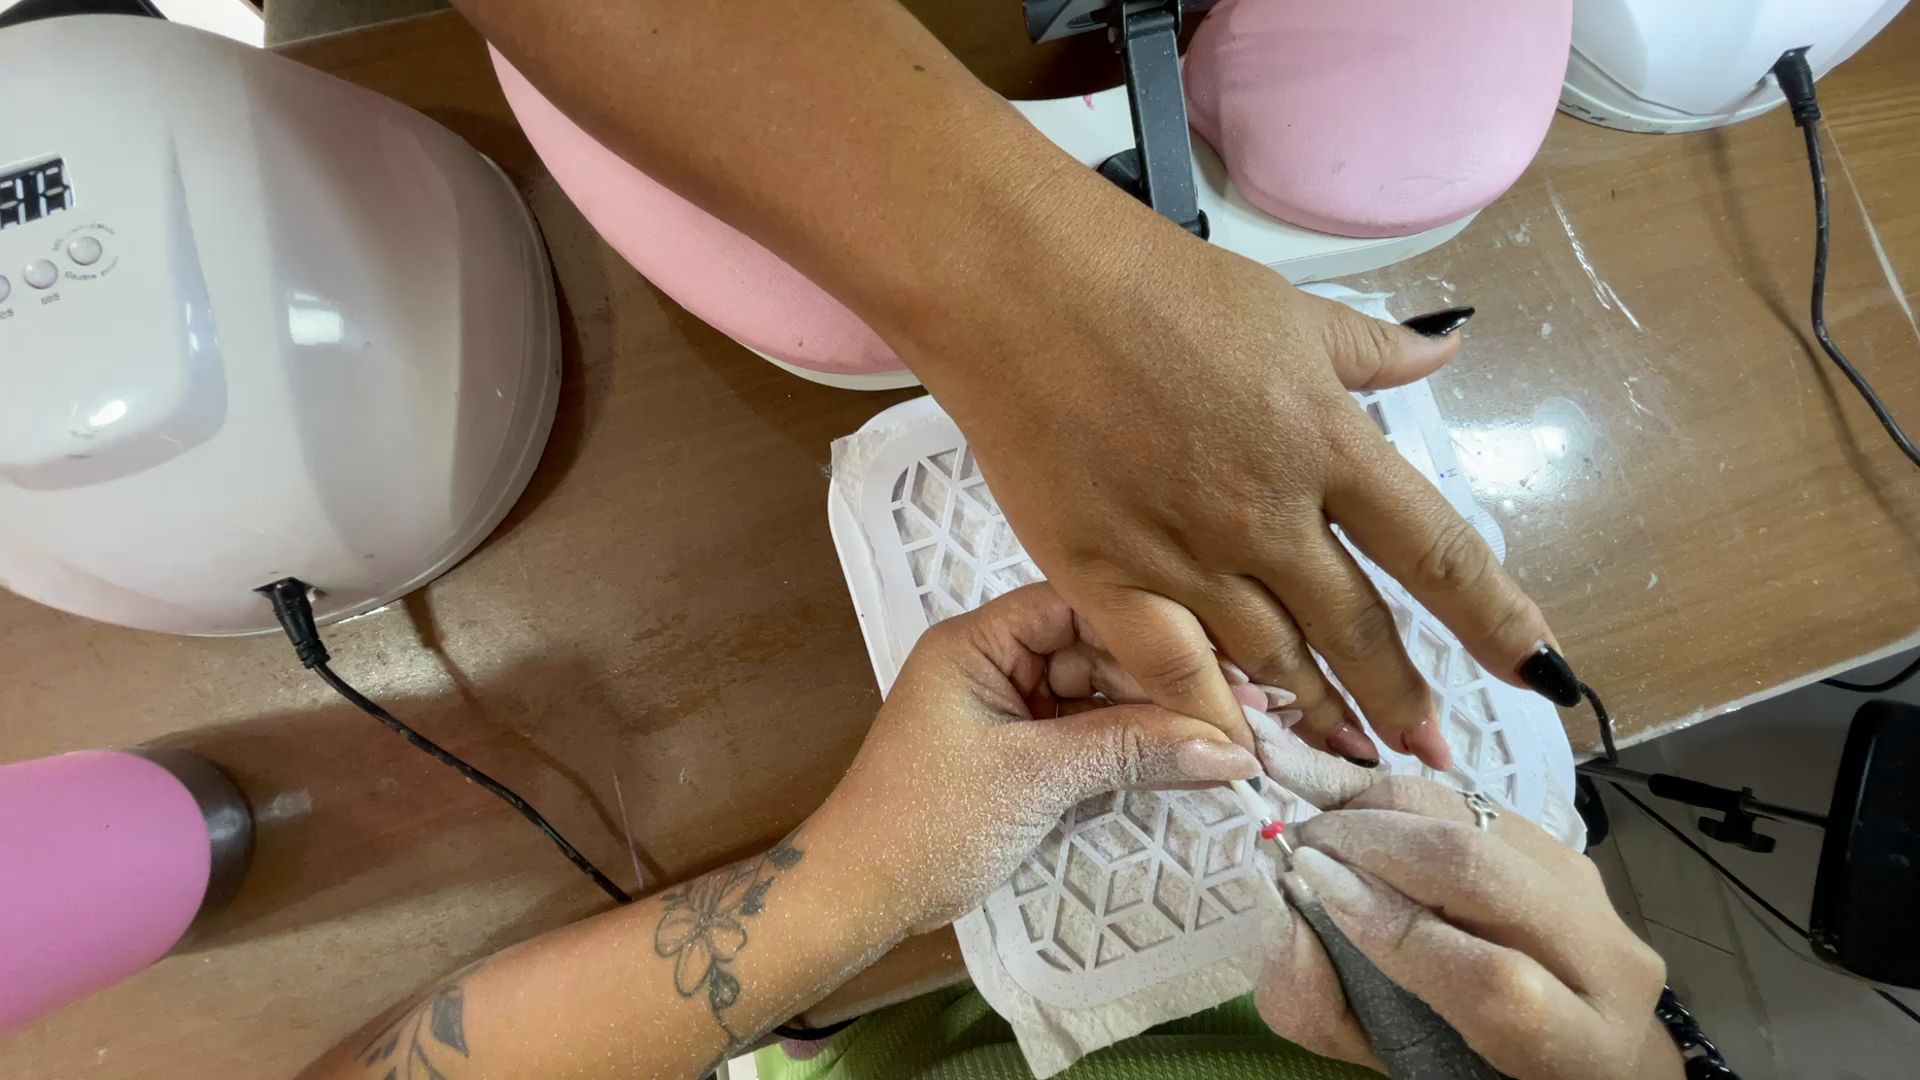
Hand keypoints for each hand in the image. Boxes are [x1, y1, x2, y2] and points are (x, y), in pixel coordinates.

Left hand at [814, 584, 1261, 935]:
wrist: (865, 893)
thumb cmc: (930, 821)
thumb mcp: (1035, 777)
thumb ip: (1130, 750)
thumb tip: (1231, 749)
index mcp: (979, 640)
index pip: (1076, 605)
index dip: (1146, 629)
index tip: (1218, 657)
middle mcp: (996, 658)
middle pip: (1093, 650)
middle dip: (1160, 682)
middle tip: (1245, 705)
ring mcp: (1009, 701)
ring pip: (1094, 693)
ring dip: (1152, 717)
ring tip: (1230, 733)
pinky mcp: (1020, 743)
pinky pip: (1084, 730)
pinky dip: (1127, 745)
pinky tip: (1184, 753)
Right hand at [911, 218, 1553, 769]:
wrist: (1024, 299)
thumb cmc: (1151, 286)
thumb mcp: (1281, 307)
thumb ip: (1366, 349)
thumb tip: (1444, 350)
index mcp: (1324, 443)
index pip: (1435, 552)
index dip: (1494, 617)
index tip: (1534, 670)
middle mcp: (1268, 518)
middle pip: (1355, 628)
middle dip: (1399, 695)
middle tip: (1427, 748)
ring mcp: (1184, 556)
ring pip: (1267, 658)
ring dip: (1314, 712)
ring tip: (1343, 753)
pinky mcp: (1104, 575)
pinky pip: (1168, 667)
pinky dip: (1209, 713)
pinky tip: (1235, 751)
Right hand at [1247, 713, 1681, 1078]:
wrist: (1548, 1021)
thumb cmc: (1458, 1052)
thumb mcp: (1387, 1048)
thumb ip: (1327, 998)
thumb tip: (1289, 909)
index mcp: (1576, 1047)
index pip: (1494, 981)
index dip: (1389, 925)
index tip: (1307, 879)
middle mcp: (1601, 958)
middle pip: (1478, 869)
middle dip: (1366, 841)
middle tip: (1297, 839)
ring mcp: (1579, 882)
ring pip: (1462, 812)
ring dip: (1365, 799)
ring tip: (1302, 799)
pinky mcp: (1544, 834)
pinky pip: (1451, 793)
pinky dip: (1377, 786)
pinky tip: (1326, 780)